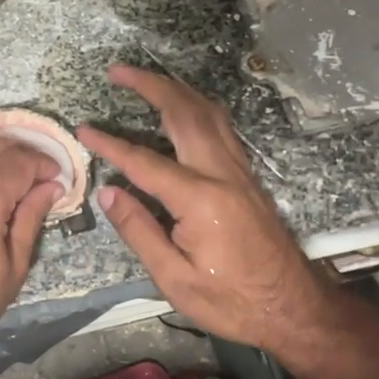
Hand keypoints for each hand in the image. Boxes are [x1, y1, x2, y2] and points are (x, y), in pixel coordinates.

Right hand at [76, 65, 334, 351]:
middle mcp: (222, 173)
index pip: (143, 161)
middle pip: (184, 114)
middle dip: (150, 85)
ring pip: (208, 113)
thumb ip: (139, 231)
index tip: (83, 130)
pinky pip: (221, 127)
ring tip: (147, 77)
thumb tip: (108, 192)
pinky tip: (184, 106)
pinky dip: (196, 106)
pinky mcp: (247, 177)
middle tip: (118, 70)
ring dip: (176, 89)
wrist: (295, 309)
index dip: (110, 143)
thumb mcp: (175, 279)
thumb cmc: (232, 302)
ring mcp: (239, 171)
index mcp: (200, 199)